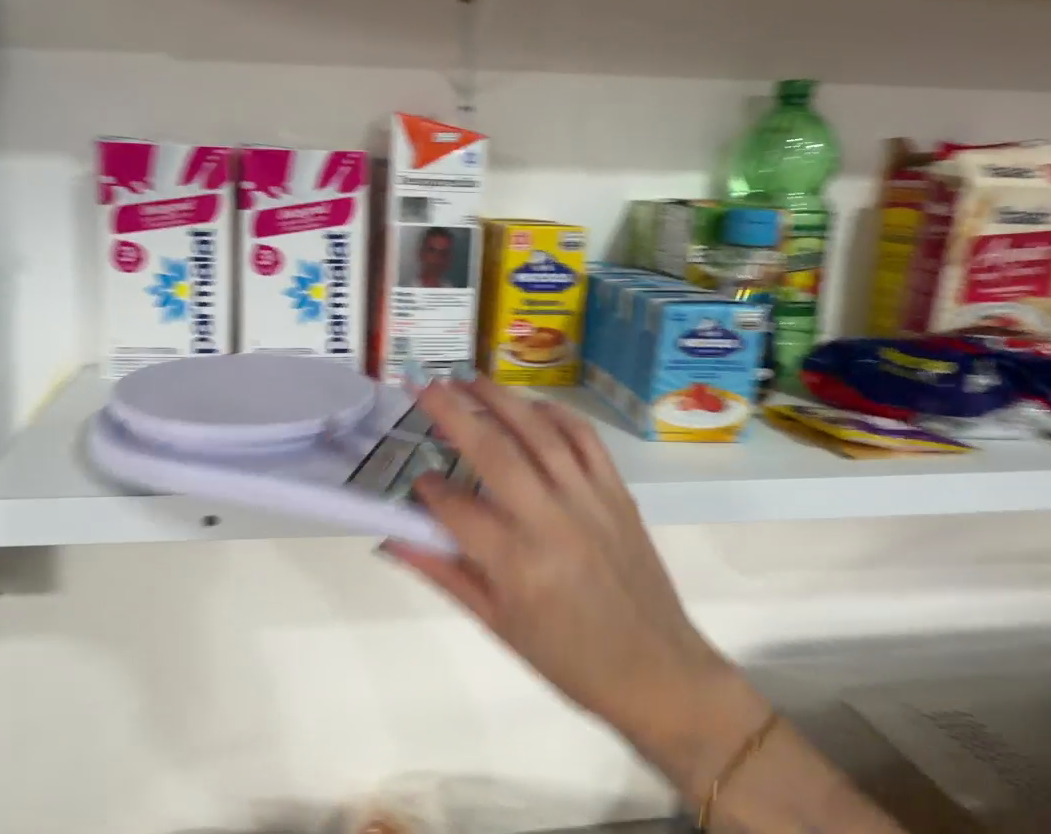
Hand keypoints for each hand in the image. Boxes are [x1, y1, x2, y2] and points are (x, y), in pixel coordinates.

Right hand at [380, 377, 754, 752]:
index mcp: (518, 565)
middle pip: (494, 452)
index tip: (415, 479)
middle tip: (424, 387)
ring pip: (540, 432)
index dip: (428, 490)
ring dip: (501, 399)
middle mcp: (552, 522)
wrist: (658, 672)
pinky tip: (531, 404)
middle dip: (453, 413)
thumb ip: (444, 573)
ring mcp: (590, 500)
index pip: (456, 509)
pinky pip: (585, 438)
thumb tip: (393, 538)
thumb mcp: (498, 624)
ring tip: (469, 379)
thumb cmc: (568, 660)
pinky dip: (556, 413)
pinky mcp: (618, 492)